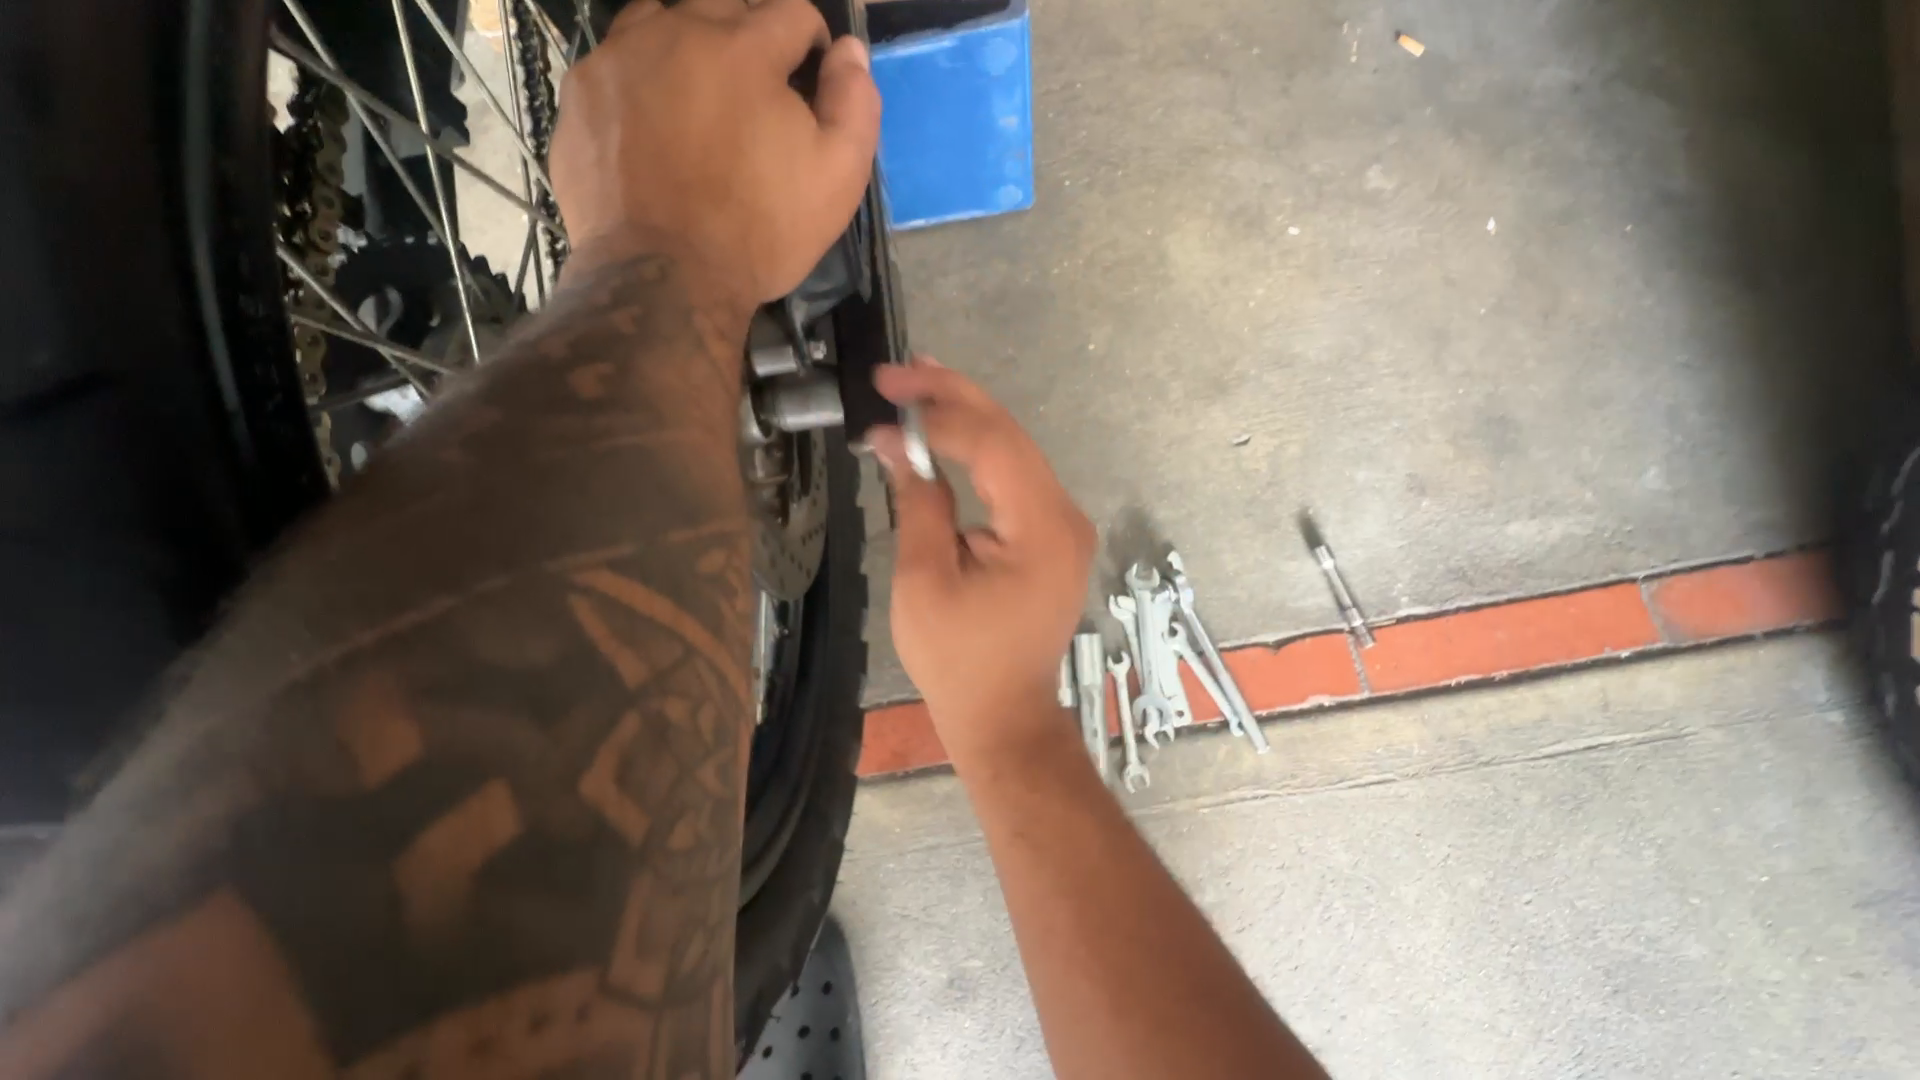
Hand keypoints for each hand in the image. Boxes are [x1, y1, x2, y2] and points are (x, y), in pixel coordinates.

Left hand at [549, 0, 881, 302]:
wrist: (664, 280)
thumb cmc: (761, 233)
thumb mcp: (837, 178)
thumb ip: (854, 103)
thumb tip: (848, 50)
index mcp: (746, 47)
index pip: (792, 12)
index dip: (811, 46)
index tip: (810, 86)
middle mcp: (678, 31)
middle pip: (725, 5)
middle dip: (751, 38)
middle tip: (758, 99)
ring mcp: (620, 57)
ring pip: (663, 19)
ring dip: (691, 44)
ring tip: (701, 100)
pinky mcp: (581, 92)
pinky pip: (618, 60)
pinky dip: (643, 78)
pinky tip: (654, 124)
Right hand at [868, 360, 1097, 767]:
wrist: (1003, 715)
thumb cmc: (958, 660)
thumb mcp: (925, 580)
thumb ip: (917, 502)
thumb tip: (898, 441)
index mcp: (1042, 528)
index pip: (992, 444)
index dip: (937, 417)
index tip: (884, 408)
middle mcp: (1065, 516)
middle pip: (1009, 435)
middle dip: (952, 398)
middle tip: (897, 373)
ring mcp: (1064, 525)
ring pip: (1013, 450)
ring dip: (965, 417)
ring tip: (916, 385)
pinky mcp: (1052, 535)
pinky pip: (1015, 478)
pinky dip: (978, 452)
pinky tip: (947, 429)